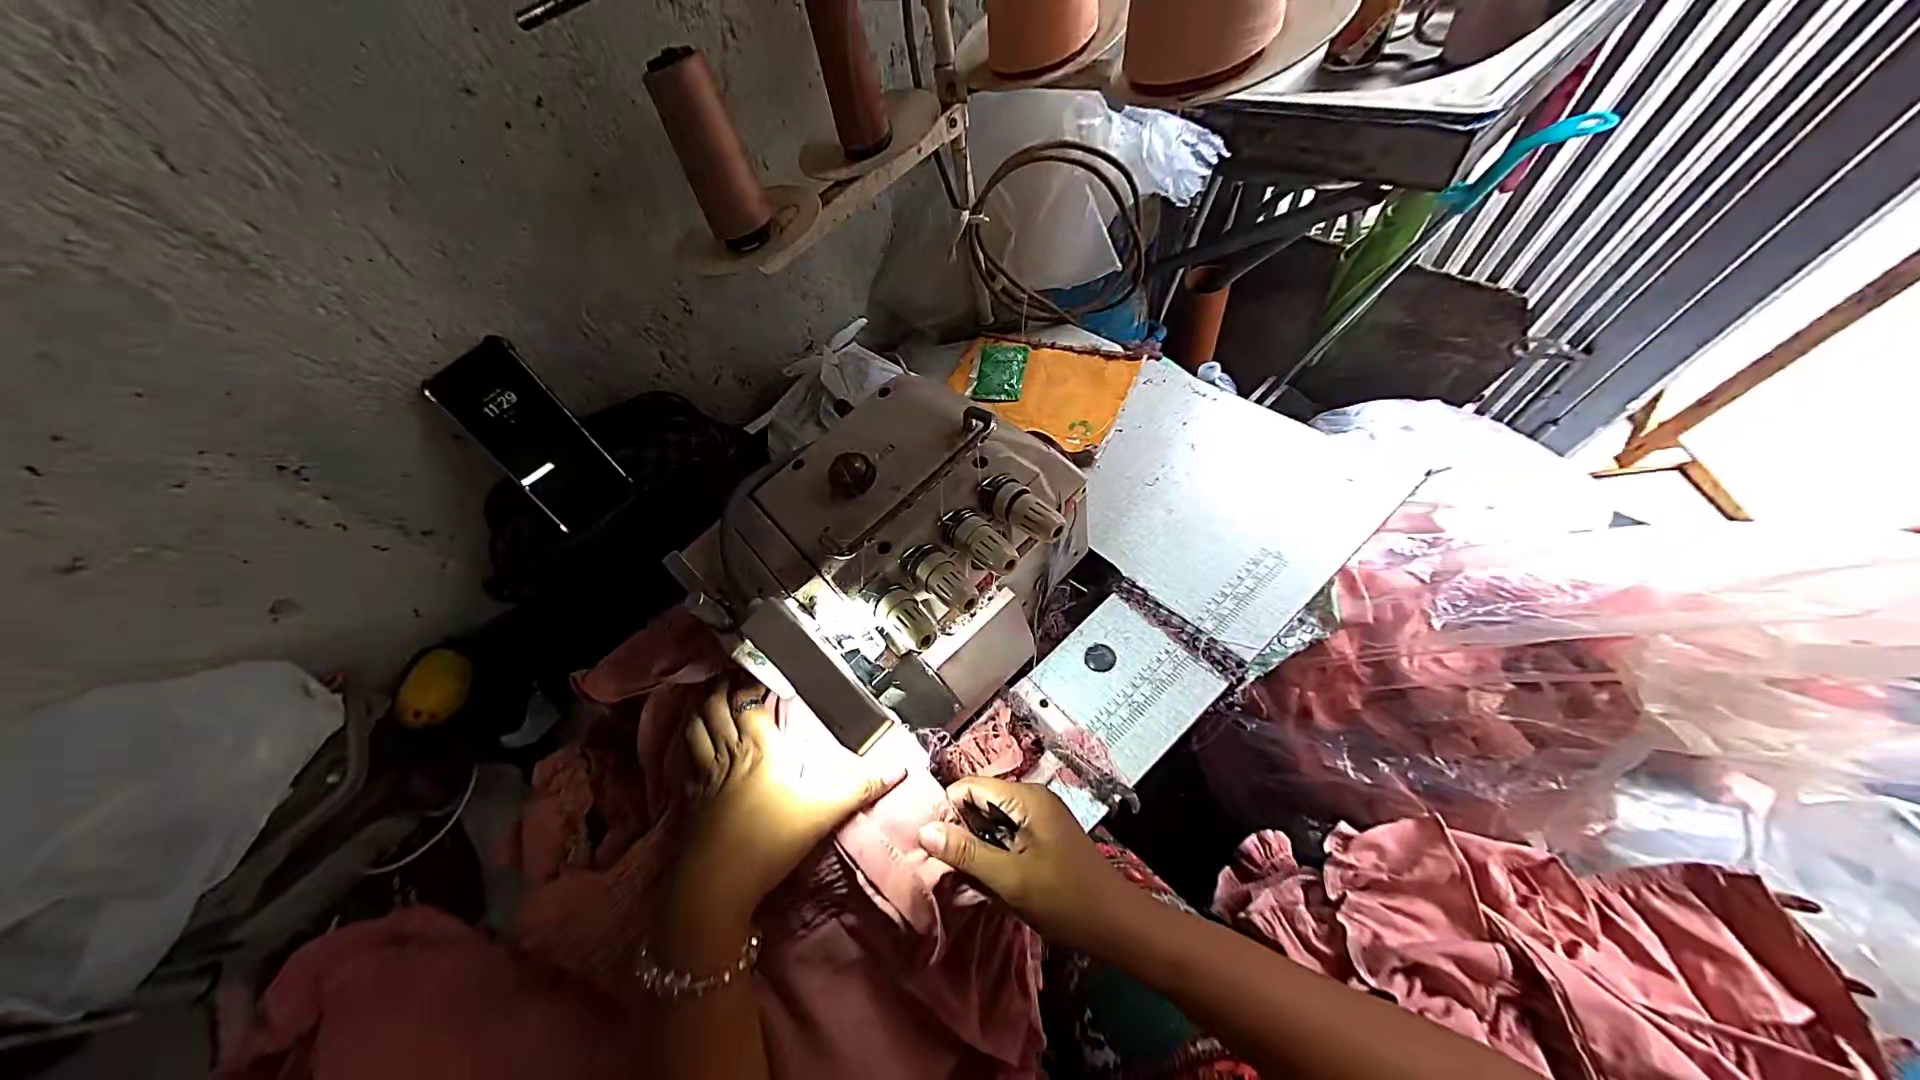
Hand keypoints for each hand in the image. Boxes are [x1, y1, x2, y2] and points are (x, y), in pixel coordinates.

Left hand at [675, 678, 905, 920]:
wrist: (715, 887)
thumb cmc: (770, 844)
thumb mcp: (823, 815)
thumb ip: (861, 789)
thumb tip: (901, 770)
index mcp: (759, 750)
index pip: (749, 702)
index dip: (751, 683)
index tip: (760, 672)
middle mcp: (729, 755)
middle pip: (716, 708)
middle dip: (722, 688)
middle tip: (732, 678)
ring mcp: (704, 776)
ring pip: (695, 729)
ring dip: (701, 709)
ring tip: (709, 700)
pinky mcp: (689, 799)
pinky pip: (684, 760)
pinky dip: (686, 745)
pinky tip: (692, 748)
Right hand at [915, 777, 1139, 950]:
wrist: (1118, 924)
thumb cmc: (1065, 899)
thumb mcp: (1010, 879)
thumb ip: (966, 852)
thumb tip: (924, 829)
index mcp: (1025, 797)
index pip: (968, 786)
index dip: (948, 812)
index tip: (936, 846)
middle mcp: (1031, 797)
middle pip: (979, 801)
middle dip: (962, 831)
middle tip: (953, 867)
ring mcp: (1039, 815)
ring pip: (991, 819)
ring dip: (977, 845)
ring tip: (972, 876)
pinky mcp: (1043, 834)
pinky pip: (1007, 833)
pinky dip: (995, 852)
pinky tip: (994, 878)